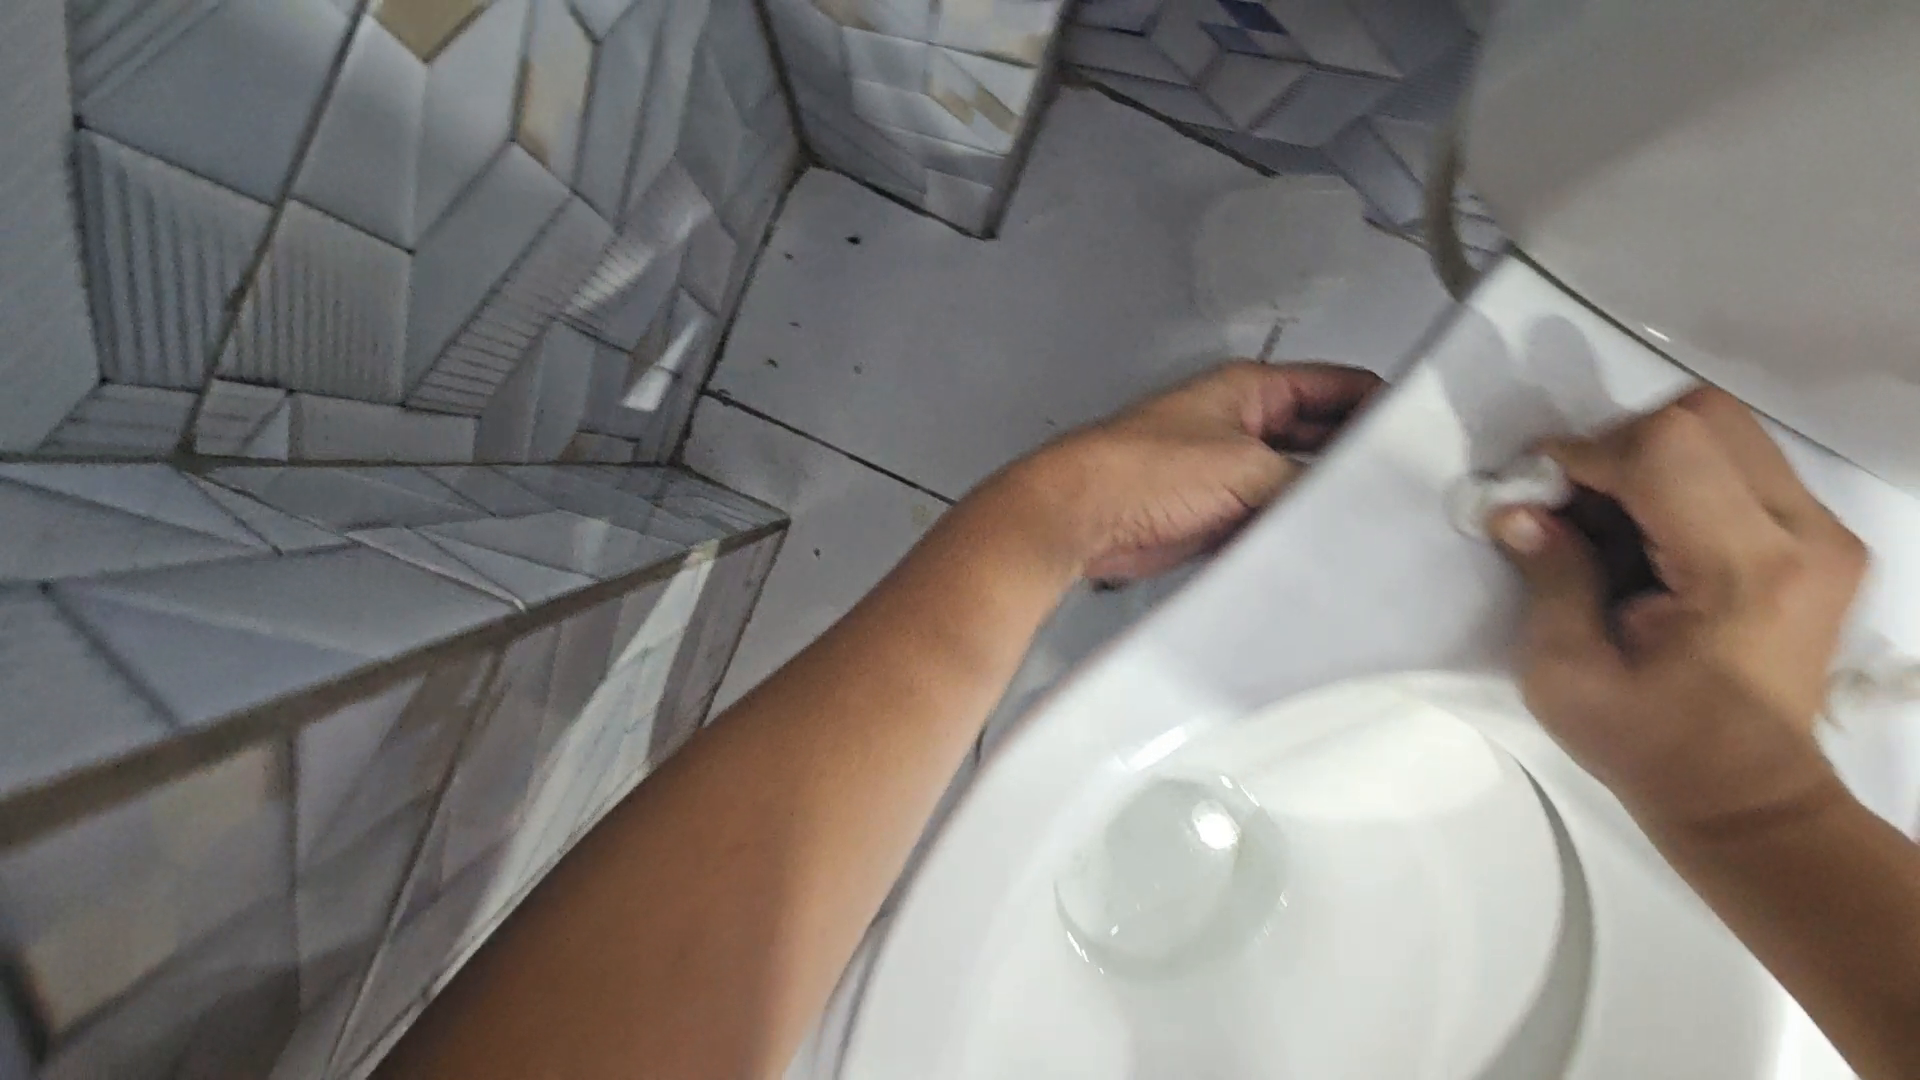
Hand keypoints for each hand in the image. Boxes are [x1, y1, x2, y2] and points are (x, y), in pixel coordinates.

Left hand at [996, 361, 1382, 580]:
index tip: (1428, 443)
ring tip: (1383, 531)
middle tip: (1412, 497)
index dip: (1382, 408)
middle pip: (1321, 437)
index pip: (1338, 388)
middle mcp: (1244, 427)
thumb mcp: (1243, 466)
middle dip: (1357, 463)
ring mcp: (1230, 474)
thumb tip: (1351, 500)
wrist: (1085, 519)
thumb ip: (1305, 478)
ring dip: (1324, 504)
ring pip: (1296, 484)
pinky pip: (1270, 520)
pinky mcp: (1218, 517)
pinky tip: (1331, 553)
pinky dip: (1293, 532)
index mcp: (1252, 391)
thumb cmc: (1149, 471)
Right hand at [1489, 388, 1867, 831]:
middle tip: (1567, 500)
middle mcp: (1803, 536)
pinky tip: (1634, 534)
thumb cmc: (1644, 742)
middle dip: (1614, 443)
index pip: (1664, 448)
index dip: (1581, 455)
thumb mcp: (1563, 669)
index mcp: (1741, 570)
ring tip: (1596, 519)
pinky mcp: (1816, 541)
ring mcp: (1822, 535)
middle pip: (1701, 416)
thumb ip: (1549, 576)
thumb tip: (1517, 511)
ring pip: (1720, 429)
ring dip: (1640, 457)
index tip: (1532, 497)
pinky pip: (1735, 464)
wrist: (1745, 794)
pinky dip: (1669, 476)